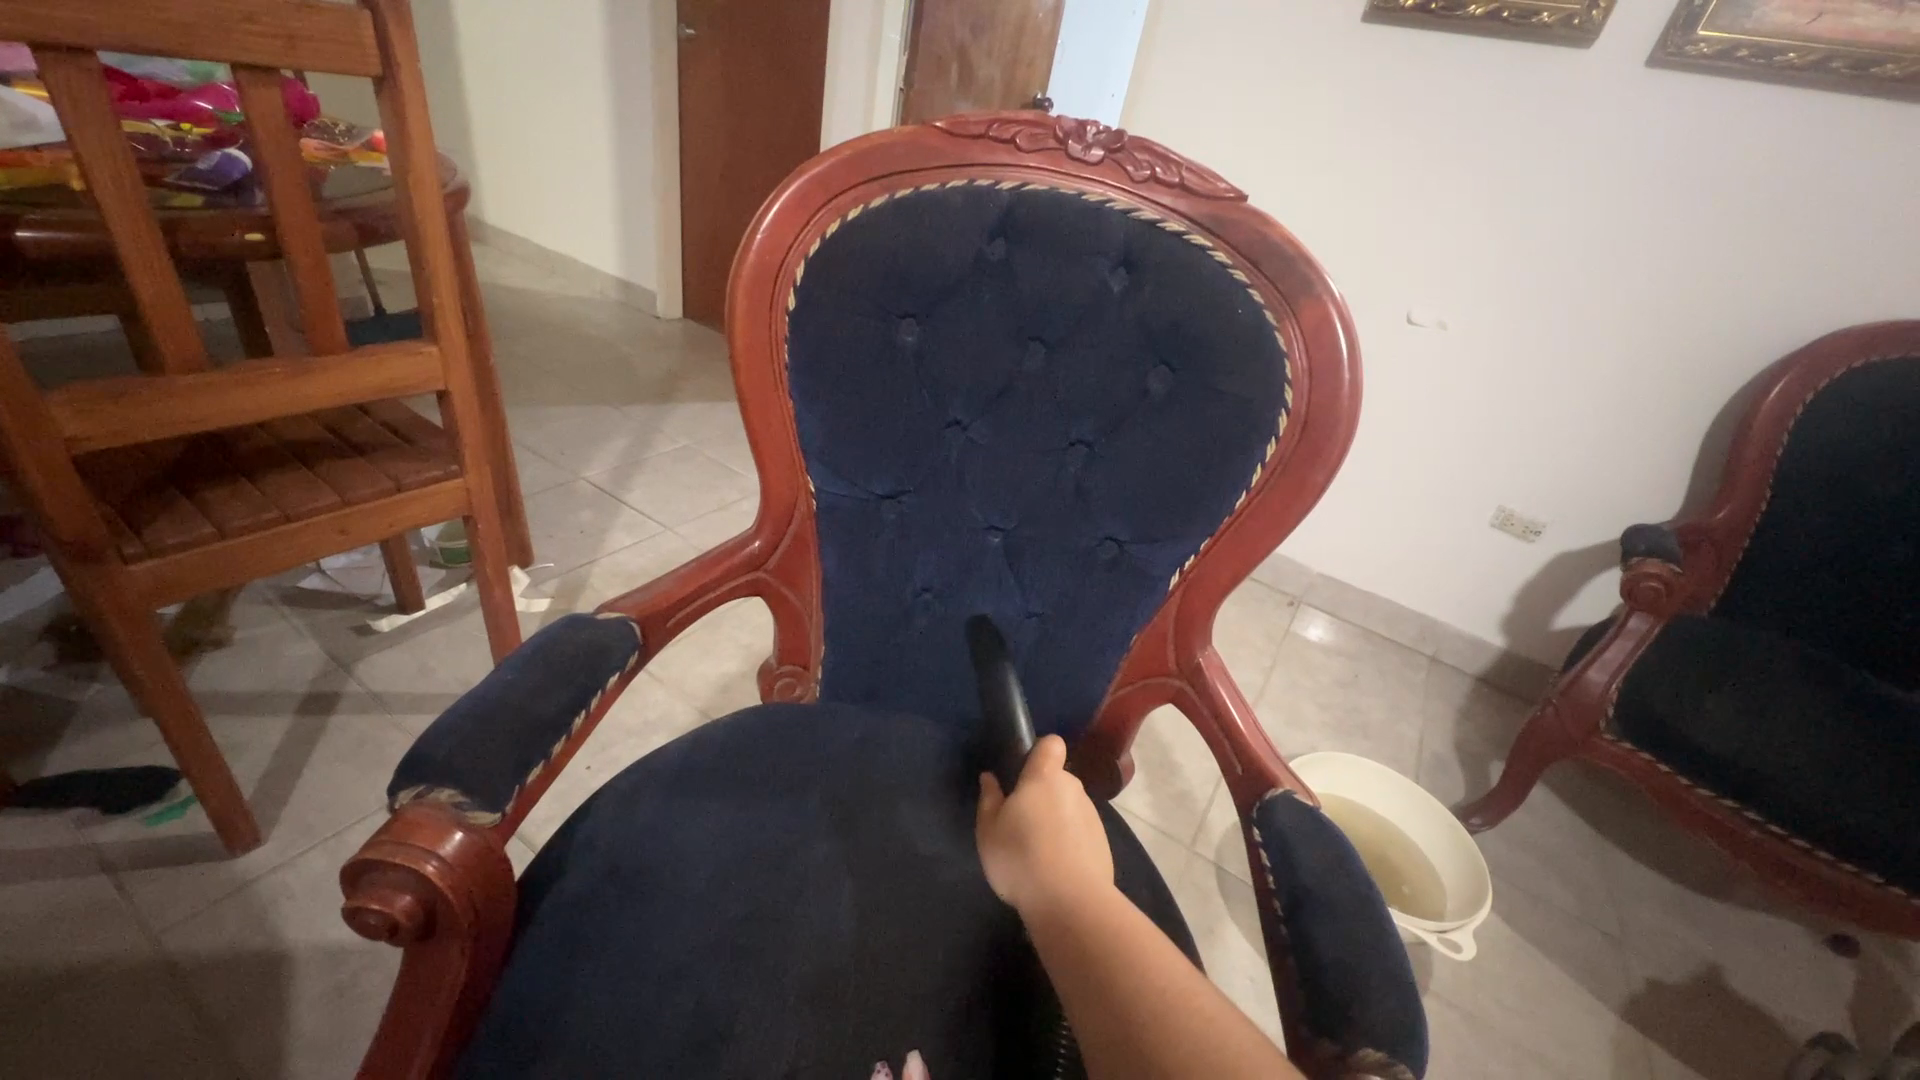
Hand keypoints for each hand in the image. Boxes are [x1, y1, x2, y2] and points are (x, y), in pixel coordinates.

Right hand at [975, 735, 1114, 918]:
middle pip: (1058, 780)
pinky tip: (1056, 869)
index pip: (1051, 744)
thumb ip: (989, 799)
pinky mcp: (1103, 843)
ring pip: (1070, 807)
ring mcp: (1092, 816)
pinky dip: (1070, 842)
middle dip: (1042, 794)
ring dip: (1056, 820)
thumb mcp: (989, 831)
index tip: (1022, 773)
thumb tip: (990, 778)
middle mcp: (1073, 788)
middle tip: (1021, 823)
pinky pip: (1081, 832)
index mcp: (1044, 778)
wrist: (1070, 903)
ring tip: (1038, 853)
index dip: (1039, 752)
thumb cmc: (1021, 858)